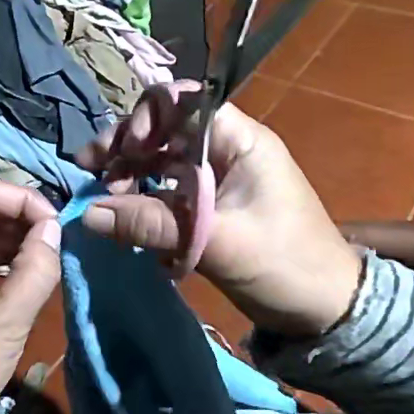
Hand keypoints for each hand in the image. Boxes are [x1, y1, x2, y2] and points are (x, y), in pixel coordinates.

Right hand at [75, 88, 361, 337]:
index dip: (145, 119)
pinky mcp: (210, 210)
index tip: (122, 152)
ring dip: (131, 177)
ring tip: (102, 202)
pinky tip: (126, 224)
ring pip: (162, 163)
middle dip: (126, 148)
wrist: (324, 310)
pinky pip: (168, 194)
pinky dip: (145, 204)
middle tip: (93, 174)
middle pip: (164, 131)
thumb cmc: (285, 265)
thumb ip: (154, 225)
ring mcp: (217, 181)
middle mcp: (225, 151)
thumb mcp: (218, 243)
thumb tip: (89, 214)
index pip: (183, 104)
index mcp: (239, 140)